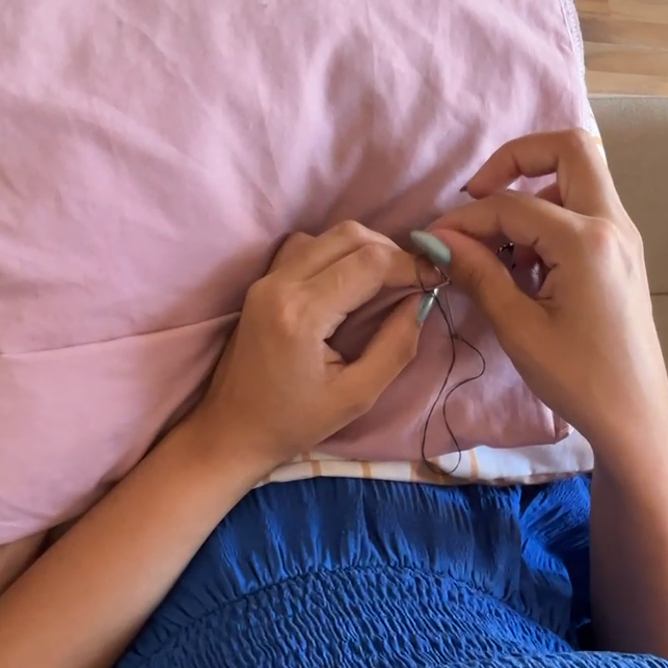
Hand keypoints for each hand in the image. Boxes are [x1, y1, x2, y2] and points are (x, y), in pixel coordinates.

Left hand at [186, 222, 427, 472]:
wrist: (232, 431)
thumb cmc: (294, 423)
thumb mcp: (357, 396)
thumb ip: (396, 346)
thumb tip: (422, 301)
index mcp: (303, 315)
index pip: (370, 262)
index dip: (411, 264)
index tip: (436, 279)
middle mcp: (280, 285)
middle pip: (350, 236)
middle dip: (391, 251)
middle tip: (415, 278)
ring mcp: (266, 281)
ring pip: (327, 236)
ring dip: (364, 249)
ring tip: (388, 280)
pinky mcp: (261, 285)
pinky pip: (306, 248)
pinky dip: (337, 253)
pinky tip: (350, 281)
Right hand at [425, 130, 667, 464]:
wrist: (634, 416)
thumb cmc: (578, 378)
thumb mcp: (520, 329)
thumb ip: (480, 274)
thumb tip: (438, 240)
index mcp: (586, 241)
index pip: (513, 205)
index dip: (467, 219)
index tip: (434, 239)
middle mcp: (613, 223)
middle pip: (569, 148)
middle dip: (516, 160)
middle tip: (478, 197)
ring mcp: (624, 236)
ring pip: (580, 177)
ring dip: (535, 192)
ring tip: (501, 247)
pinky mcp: (623, 254)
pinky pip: (585, 211)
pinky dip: (551, 218)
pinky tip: (527, 266)